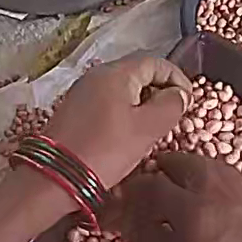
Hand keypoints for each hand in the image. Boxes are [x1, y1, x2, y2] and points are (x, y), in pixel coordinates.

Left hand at [39, 57, 191, 187]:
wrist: (54, 178)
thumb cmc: (105, 150)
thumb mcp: (147, 128)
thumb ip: (171, 105)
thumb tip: (179, 93)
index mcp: (115, 73)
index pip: (156, 63)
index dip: (177, 79)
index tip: (187, 103)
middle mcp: (95, 76)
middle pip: (137, 75)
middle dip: (159, 93)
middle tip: (171, 119)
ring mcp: (80, 94)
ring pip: (121, 92)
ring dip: (141, 107)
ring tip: (151, 131)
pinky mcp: (72, 113)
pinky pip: (105, 106)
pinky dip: (122, 116)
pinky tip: (125, 138)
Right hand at [112, 152, 241, 241]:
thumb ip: (143, 233)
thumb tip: (122, 215)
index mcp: (191, 209)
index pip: (152, 184)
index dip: (133, 188)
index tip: (123, 197)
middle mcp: (215, 191)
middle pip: (180, 161)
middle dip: (160, 170)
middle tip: (149, 187)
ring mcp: (237, 191)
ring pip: (206, 162)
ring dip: (186, 168)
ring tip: (176, 185)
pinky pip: (228, 173)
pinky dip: (212, 175)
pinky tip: (206, 189)